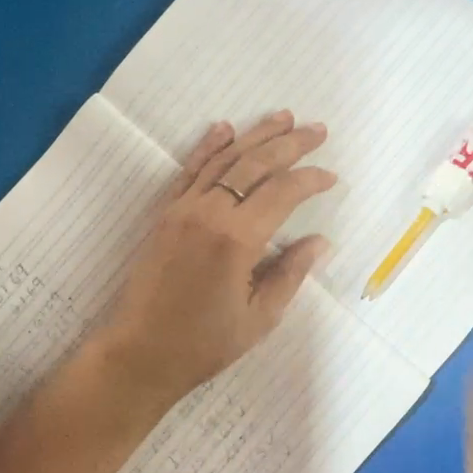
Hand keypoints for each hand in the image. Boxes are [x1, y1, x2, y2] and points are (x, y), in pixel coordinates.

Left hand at [95, 111, 337, 405]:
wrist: (140, 353)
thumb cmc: (204, 345)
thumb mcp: (259, 318)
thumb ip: (290, 274)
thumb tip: (319, 241)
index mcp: (238, 239)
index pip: (283, 193)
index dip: (310, 180)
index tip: (332, 177)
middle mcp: (209, 213)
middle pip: (255, 164)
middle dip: (290, 144)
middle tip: (317, 130)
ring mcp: (182, 210)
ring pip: (223, 160)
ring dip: (254, 136)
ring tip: (282, 118)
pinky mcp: (164, 215)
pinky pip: (189, 171)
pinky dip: (208, 147)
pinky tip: (224, 129)